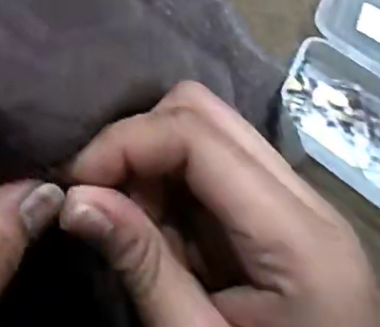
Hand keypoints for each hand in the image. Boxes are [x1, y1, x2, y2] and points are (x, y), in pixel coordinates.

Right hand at [62, 82, 379, 326]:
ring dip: (151, 160)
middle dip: (138, 141)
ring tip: (131, 221)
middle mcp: (307, 202)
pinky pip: (213, 163)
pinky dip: (170, 181)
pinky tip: (161, 233)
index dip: (124, 142)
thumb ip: (142, 267)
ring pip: (205, 127)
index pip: (195, 133)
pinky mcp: (285, 220)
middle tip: (102, 196)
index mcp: (301, 237)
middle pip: (202, 111)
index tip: (75, 181)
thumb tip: (72, 198)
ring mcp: (300, 207)